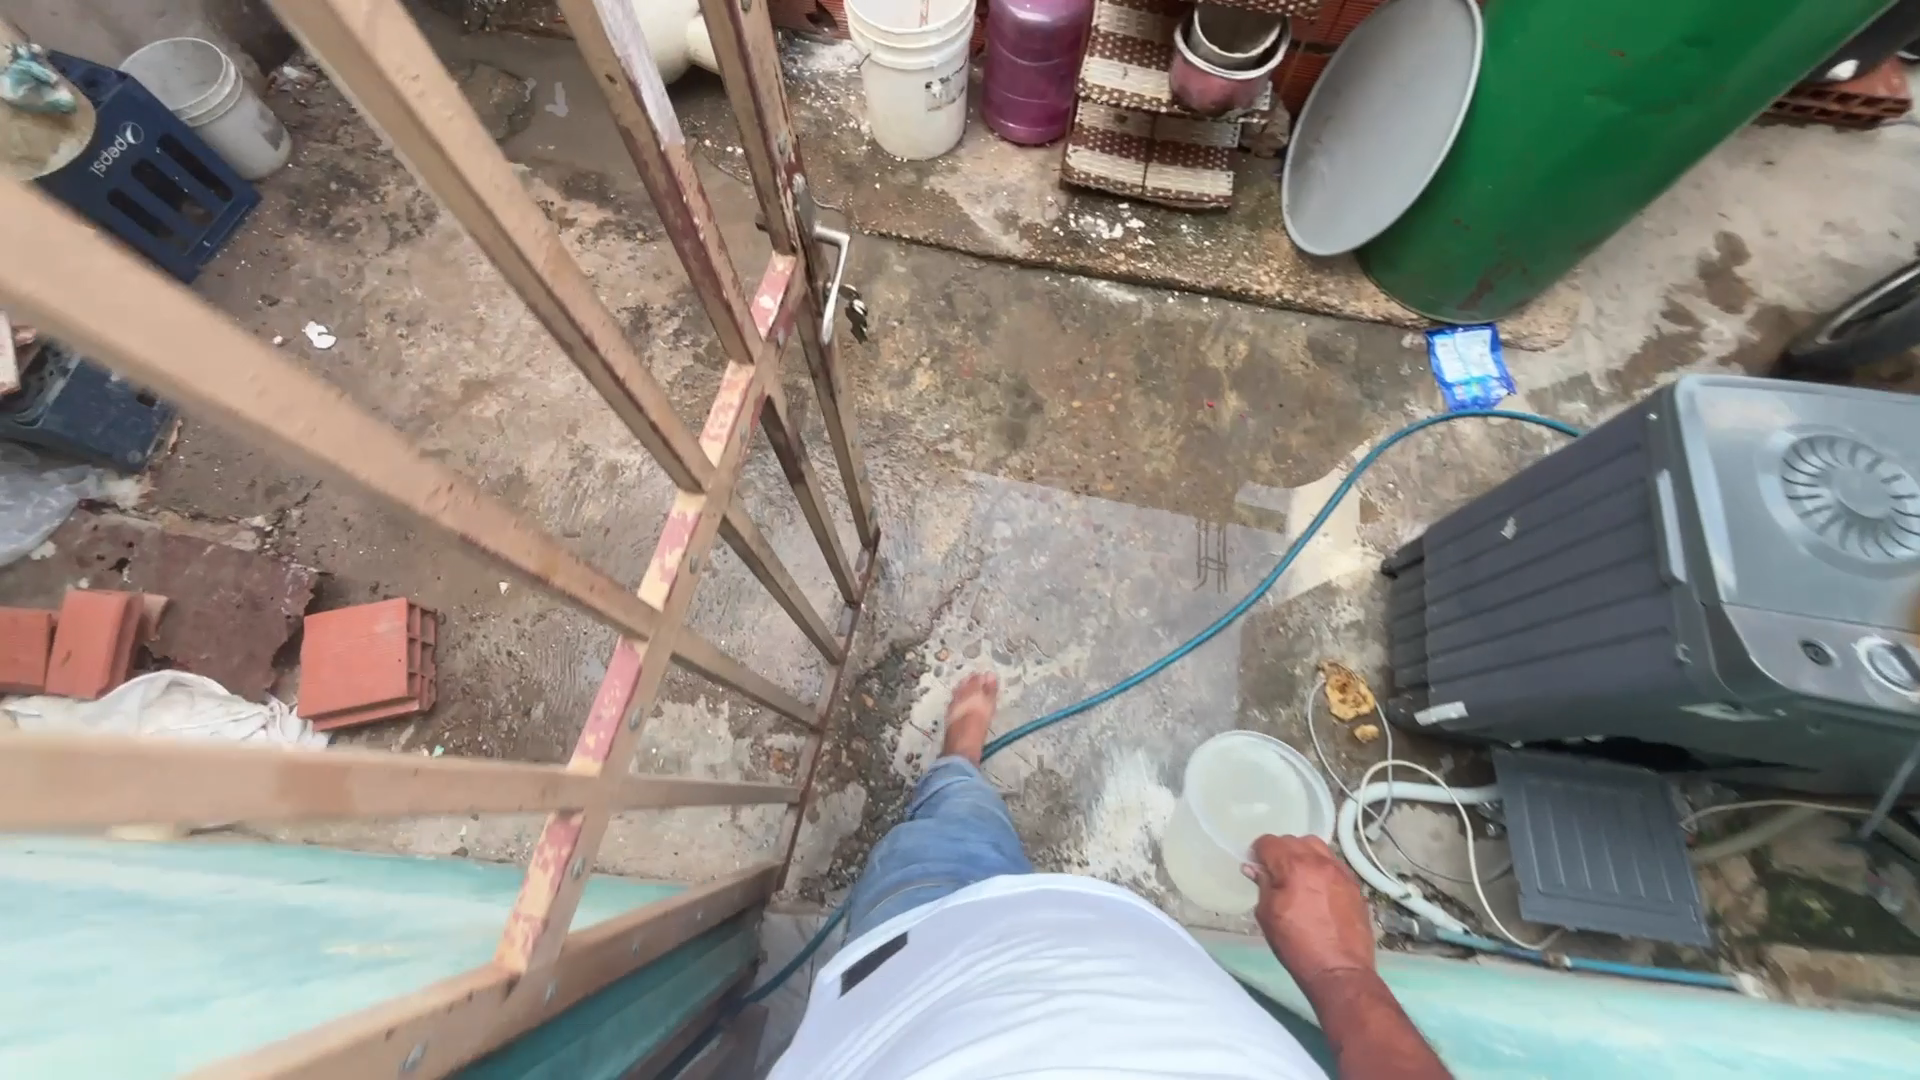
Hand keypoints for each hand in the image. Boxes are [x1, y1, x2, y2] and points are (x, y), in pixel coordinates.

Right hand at [1243, 834, 1375, 984]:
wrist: (1340, 972)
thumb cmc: (1296, 945)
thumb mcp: (1267, 915)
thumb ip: (1262, 885)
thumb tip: (1254, 868)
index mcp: (1293, 867)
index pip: (1269, 842)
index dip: (1258, 853)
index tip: (1257, 867)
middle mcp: (1318, 862)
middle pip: (1293, 840)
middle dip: (1280, 851)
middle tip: (1276, 872)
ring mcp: (1340, 873)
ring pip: (1316, 846)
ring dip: (1303, 854)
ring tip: (1299, 874)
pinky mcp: (1355, 886)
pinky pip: (1334, 863)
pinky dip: (1322, 866)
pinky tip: (1318, 886)